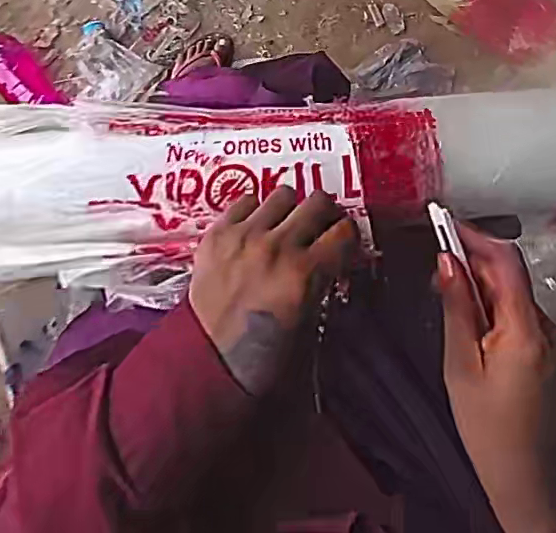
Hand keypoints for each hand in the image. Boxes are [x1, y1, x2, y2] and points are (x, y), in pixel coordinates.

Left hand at [190, 187, 358, 394]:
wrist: (206, 361)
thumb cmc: (262, 354)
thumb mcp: (308, 324)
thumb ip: (322, 282)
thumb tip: (334, 256)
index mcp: (304, 275)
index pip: (345, 231)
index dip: (348, 236)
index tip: (343, 241)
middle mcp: (276, 247)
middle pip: (318, 201)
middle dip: (324, 215)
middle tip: (319, 228)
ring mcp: (244, 236)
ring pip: (283, 194)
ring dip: (289, 210)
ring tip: (284, 227)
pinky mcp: (217, 233)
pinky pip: (246, 200)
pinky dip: (255, 212)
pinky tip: (254, 230)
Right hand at [438, 223, 555, 532]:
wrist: (531, 487)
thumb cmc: (493, 436)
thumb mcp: (461, 366)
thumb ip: (456, 307)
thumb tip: (447, 262)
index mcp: (525, 330)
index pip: (504, 260)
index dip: (473, 235)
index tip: (445, 223)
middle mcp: (547, 330)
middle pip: (509, 274)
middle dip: (472, 262)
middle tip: (438, 269)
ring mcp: (553, 342)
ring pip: (513, 293)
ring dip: (482, 285)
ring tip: (452, 303)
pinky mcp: (551, 353)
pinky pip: (520, 313)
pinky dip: (495, 307)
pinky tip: (474, 326)